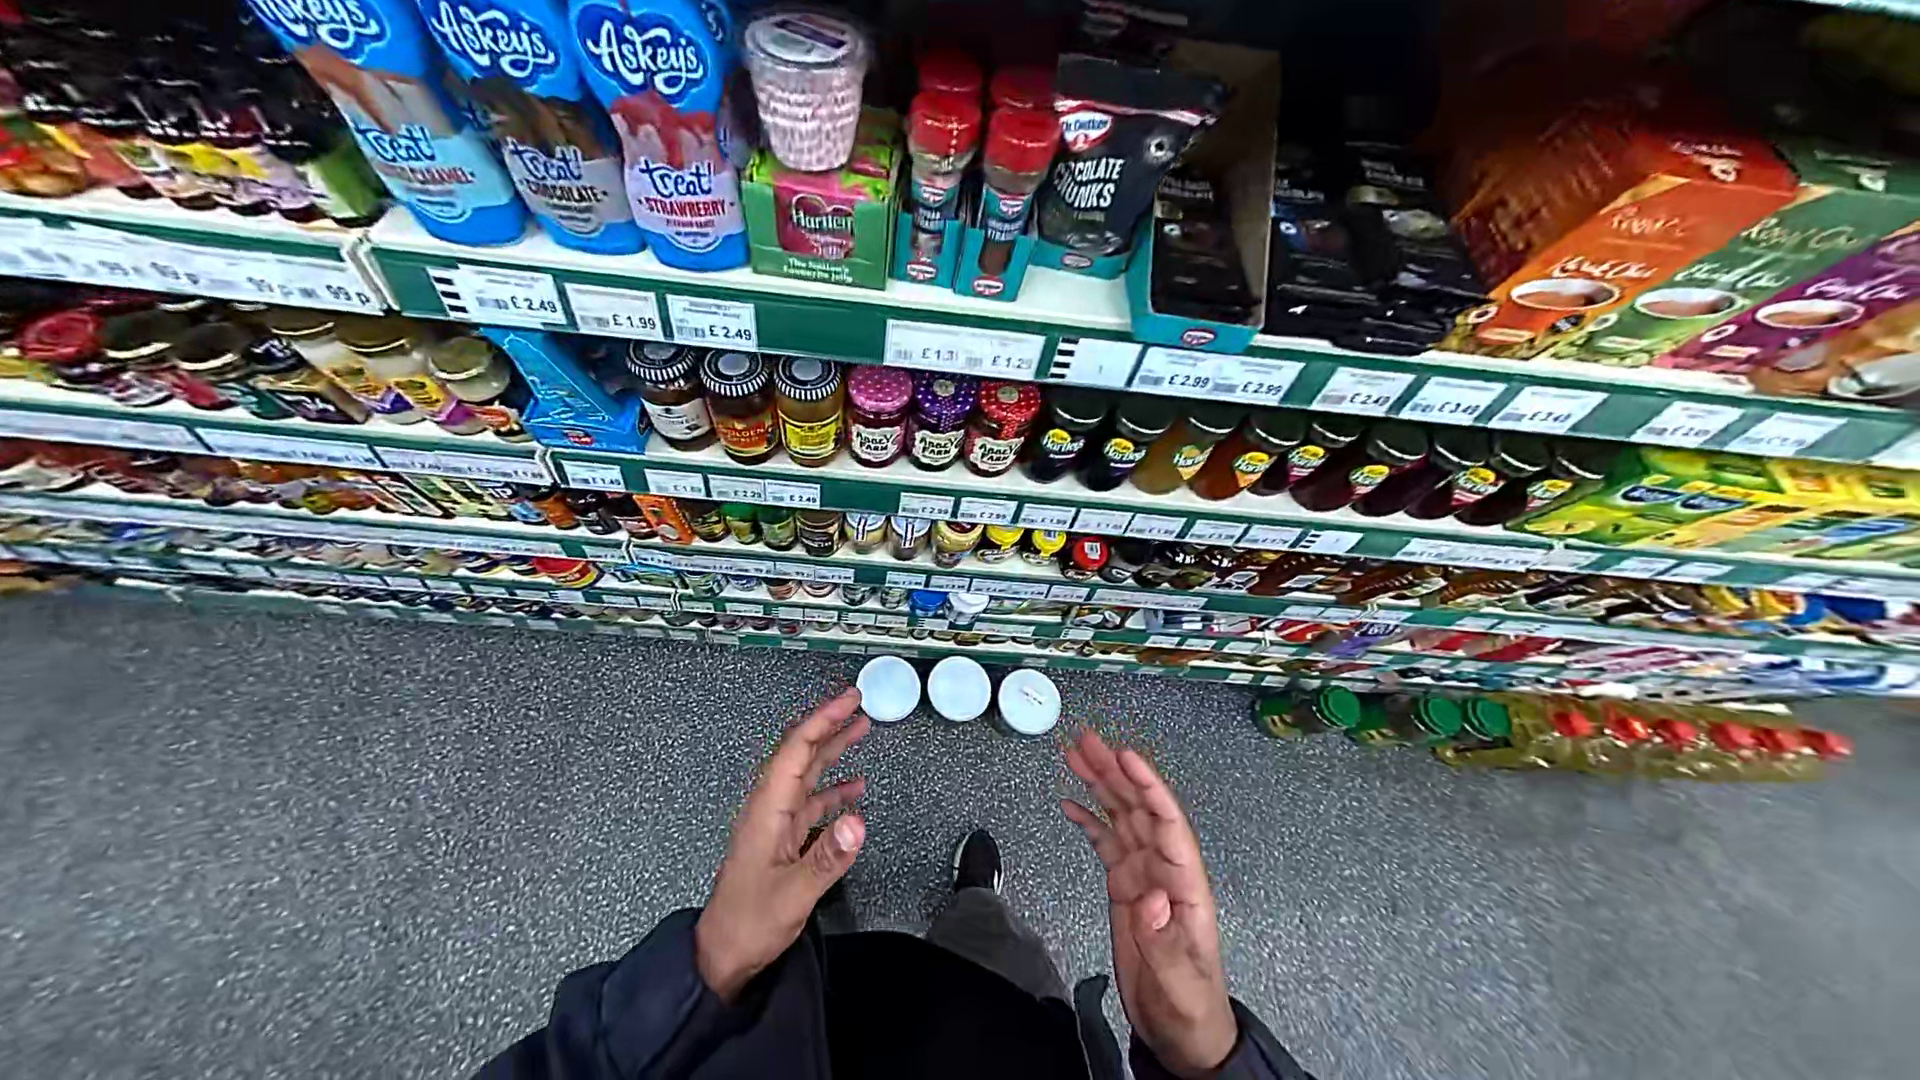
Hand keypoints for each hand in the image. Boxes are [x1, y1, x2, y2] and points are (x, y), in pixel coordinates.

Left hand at [696, 688, 869, 1001]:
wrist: (722, 957)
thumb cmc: (748, 925)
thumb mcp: (793, 894)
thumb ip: (828, 857)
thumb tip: (858, 820)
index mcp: (767, 809)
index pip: (797, 749)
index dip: (823, 719)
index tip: (848, 700)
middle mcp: (770, 807)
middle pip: (801, 752)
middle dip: (829, 723)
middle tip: (856, 703)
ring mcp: (776, 821)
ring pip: (808, 773)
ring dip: (833, 749)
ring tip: (859, 730)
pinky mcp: (782, 837)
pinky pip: (812, 800)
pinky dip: (835, 789)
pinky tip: (854, 790)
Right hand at [1063, 731, 1236, 1077]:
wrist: (1180, 1034)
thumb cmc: (1190, 1009)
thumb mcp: (1180, 981)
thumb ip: (1165, 939)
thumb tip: (1153, 896)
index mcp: (1184, 882)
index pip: (1167, 820)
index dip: (1148, 784)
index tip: (1127, 756)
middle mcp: (1163, 868)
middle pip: (1138, 806)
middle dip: (1114, 770)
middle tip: (1088, 741)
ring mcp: (1143, 874)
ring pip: (1120, 815)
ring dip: (1100, 783)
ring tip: (1076, 755)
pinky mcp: (1125, 885)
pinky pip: (1105, 841)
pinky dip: (1089, 819)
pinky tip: (1072, 802)